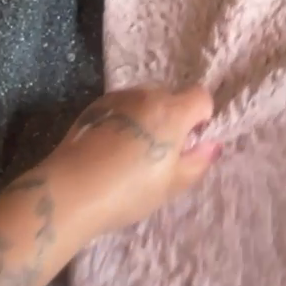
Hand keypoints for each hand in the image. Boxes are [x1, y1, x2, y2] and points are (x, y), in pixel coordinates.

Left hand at [42, 87, 218, 237]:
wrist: (72, 190)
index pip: (201, 96)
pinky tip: (111, 148)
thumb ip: (197, 162)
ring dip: (149, 117)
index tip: (188, 143)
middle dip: (174, 118)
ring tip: (132, 153)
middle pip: (172, 96)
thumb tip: (213, 145)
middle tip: (160, 153)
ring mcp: (120, 96)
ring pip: (146, 99)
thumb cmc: (129, 191)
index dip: (201, 118)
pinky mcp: (97, 104)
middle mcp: (147, 94)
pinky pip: (123, 105)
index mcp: (171, 111)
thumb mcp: (171, 185)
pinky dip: (126, 119)